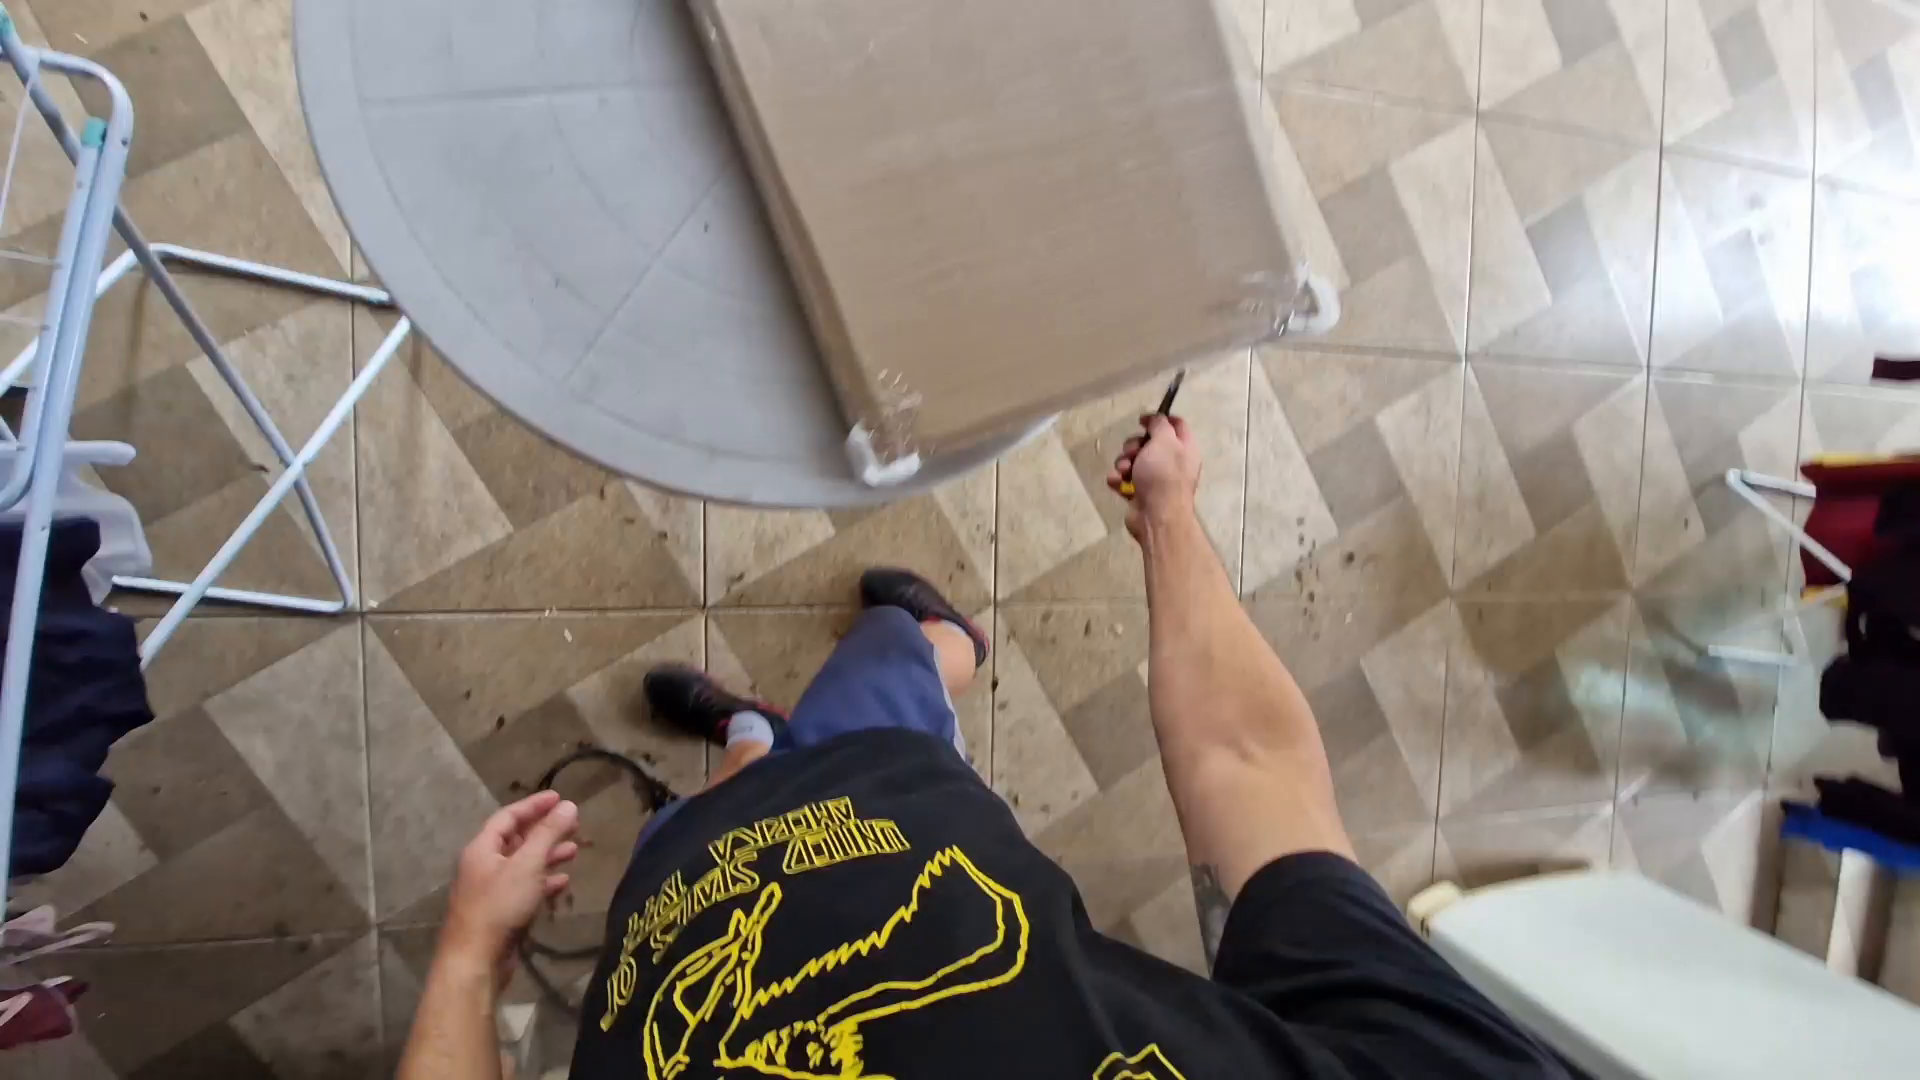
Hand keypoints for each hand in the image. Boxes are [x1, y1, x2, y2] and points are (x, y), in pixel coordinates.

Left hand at [440, 790, 579, 986]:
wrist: (475, 962)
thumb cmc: (499, 905)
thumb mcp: (528, 863)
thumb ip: (548, 833)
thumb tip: (569, 805)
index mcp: (482, 850)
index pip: (508, 816)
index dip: (534, 805)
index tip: (560, 797)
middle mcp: (484, 866)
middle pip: (517, 839)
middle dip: (546, 830)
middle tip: (573, 823)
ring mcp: (491, 890)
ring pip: (524, 864)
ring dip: (548, 855)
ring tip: (574, 851)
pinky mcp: (500, 911)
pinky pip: (525, 887)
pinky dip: (544, 880)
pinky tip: (562, 882)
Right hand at [1107, 414, 1201, 541]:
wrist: (1157, 515)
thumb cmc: (1163, 475)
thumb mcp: (1164, 441)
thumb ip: (1159, 425)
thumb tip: (1155, 419)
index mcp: (1184, 448)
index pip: (1176, 425)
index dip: (1158, 419)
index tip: (1141, 420)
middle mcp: (1172, 462)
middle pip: (1149, 443)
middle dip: (1134, 445)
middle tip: (1132, 452)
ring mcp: (1156, 479)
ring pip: (1133, 461)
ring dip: (1123, 462)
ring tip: (1124, 471)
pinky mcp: (1140, 493)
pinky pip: (1125, 480)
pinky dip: (1119, 480)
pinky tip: (1117, 482)